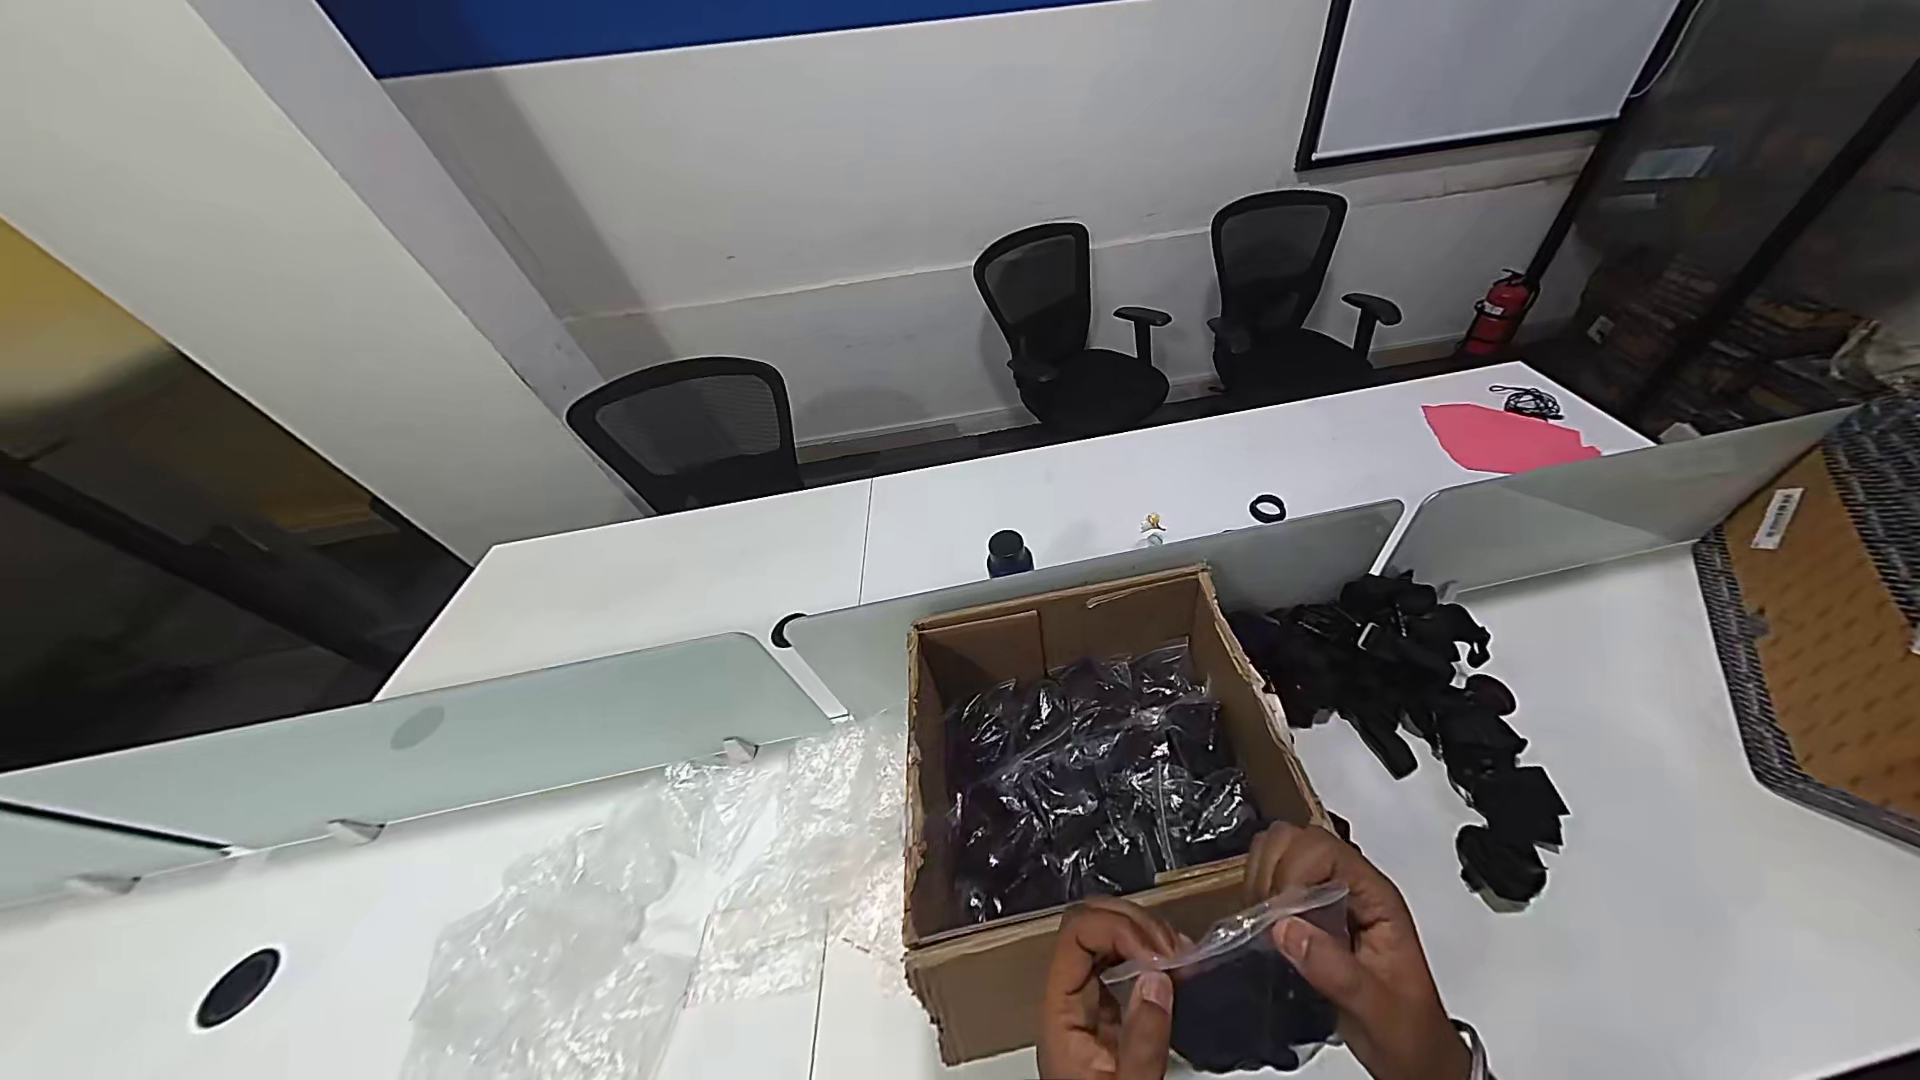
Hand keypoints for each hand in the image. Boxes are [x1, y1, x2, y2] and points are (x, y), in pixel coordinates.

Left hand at [1036, 896, 1181, 1079]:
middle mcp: (1070, 991)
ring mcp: (1089, 995)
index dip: (1115, 929)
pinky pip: (1125, 960)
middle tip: (1177, 952)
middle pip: (1089, 922)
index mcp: (1060, 1007)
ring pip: (1107, 933)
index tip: (1158, 955)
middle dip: (1134, 923)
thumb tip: (1157, 977)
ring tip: (1183, 957)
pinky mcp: (1110, 1006)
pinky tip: (1178, 966)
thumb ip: (1141, 1043)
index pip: (1075, 935)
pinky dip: (1152, 952)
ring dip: (1146, 933)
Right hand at [1245, 823, 1470, 1079]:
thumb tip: (1284, 928)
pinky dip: (1256, 887)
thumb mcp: (1379, 1013)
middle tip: (1265, 915)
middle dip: (1270, 871)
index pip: (1323, 849)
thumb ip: (1337, 973)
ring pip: (1277, 847)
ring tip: (1262, 919)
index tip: (1279, 913)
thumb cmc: (1408, 1036)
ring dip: (1260, 876)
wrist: (1416, 1057)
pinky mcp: (1306, 900)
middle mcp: (1349, 882)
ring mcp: (1326, 887)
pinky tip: (1261, 921)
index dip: (1293, 871)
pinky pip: (1269, 870)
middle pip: (1295, 838)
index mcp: (1375, 896)